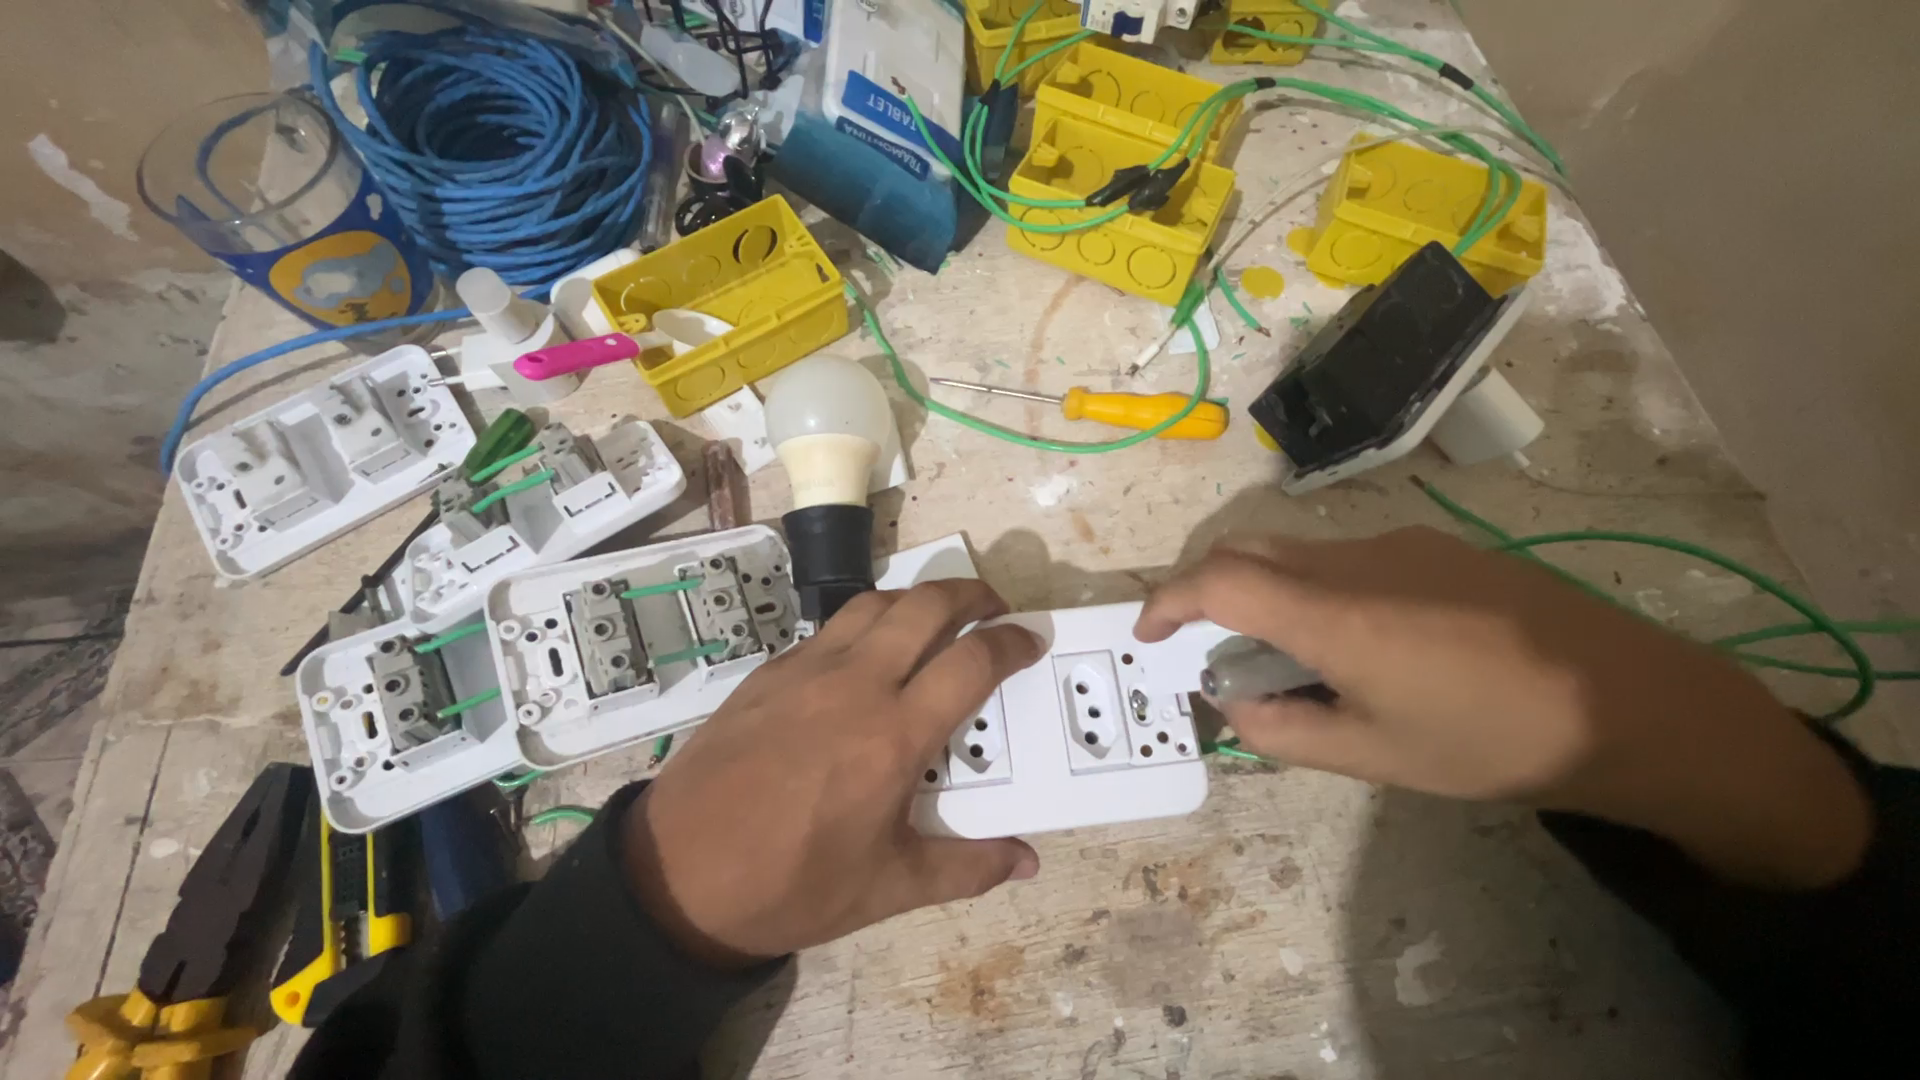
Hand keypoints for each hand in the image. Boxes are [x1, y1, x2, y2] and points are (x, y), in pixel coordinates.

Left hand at [621, 580, 1044, 966]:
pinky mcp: (769, 672)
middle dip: (971, 594)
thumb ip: (966, 868)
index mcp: (894, 734)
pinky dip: (864, 625)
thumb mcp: (888, 888)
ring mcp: (807, 669)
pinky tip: (864, 659)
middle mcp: (856, 683)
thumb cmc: (791, 884)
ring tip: (934, 621)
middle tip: (993, 608)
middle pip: (926, 605)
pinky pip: (830, 628)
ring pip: (875, 603)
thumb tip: (1028, 863)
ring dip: (916, 600)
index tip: (1029, 639)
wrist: (677, 874)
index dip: (1011, 642)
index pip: (973, 661)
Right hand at [1136, 528, 1870, 888]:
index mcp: (1335, 616)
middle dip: (1205, 588)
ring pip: (1295, 552)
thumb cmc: (1492, 743)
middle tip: (1206, 642)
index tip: (1149, 634)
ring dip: (1264, 592)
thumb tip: (1229, 696)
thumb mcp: (1374, 757)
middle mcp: (1355, 561)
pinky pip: (1342, 556)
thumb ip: (1281, 727)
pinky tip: (1355, 638)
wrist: (1635, 704)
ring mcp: (1398, 544)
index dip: (1167, 600)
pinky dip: (1312, 588)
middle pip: (1247, 550)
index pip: (1218, 581)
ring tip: (1291, 656)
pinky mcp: (1433, 546)